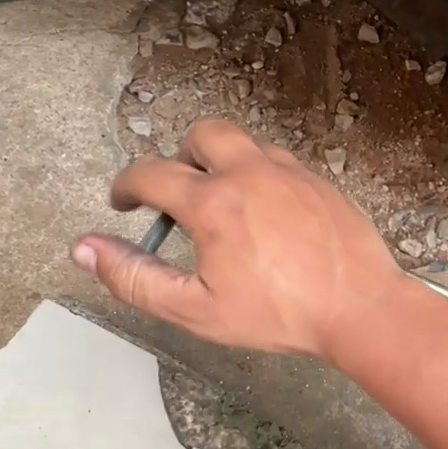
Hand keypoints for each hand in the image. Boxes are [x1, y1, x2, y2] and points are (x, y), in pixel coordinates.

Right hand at [72, 120, 403, 357]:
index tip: (123, 202)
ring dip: (227, 163)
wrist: (362, 308)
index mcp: (214, 202)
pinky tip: (272, 215)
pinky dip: (266, 178)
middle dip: (181, 156)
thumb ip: (135, 278)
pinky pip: (285, 164)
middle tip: (182, 194)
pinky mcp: (324, 184)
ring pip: (248, 145)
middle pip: (203, 134)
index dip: (125, 186)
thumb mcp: (196, 309)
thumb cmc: (283, 314)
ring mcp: (294, 174)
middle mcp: (253, 174)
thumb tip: (85, 249)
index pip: (149, 173)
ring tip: (228, 205)